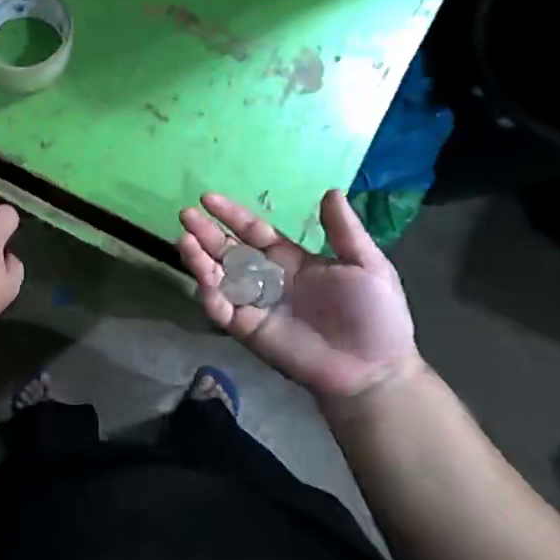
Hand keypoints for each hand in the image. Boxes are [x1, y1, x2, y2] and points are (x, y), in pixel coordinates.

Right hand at [178, 190, 419, 405]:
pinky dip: (211, 296)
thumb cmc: (375, 315)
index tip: (208, 198)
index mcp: (292, 260)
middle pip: (228, 251)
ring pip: (219, 278)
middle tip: (185, 215)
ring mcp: (256, 305)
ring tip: (184, 241)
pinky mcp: (250, 331)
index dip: (231, 215)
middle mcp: (268, 279)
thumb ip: (344, 230)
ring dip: (199, 260)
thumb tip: (330, 191)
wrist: (373, 368)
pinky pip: (224, 311)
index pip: (253, 232)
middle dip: (206, 233)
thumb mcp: (366, 263)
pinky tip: (204, 280)